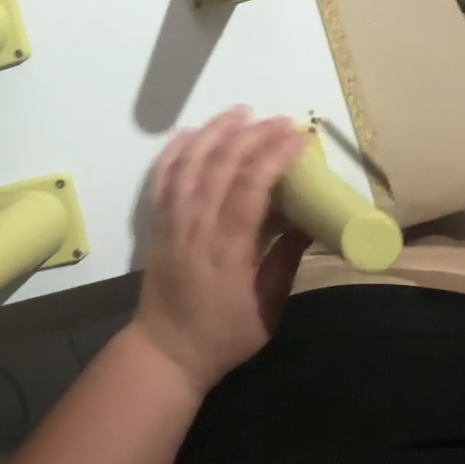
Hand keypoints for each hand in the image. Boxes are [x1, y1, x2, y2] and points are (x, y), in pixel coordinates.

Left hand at [132, 107, 311, 392]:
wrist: (165, 351)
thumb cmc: (224, 336)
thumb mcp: (267, 309)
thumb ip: (285, 261)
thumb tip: (308, 221)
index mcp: (228, 252)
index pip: (251, 190)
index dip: (274, 156)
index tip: (298, 136)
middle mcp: (197, 229)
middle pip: (222, 168)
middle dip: (253, 136)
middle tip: (280, 120)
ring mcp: (172, 223)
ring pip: (190, 164)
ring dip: (215, 132)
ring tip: (241, 112)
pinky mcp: (157, 223)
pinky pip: (163, 179)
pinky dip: (175, 151)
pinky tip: (190, 132)